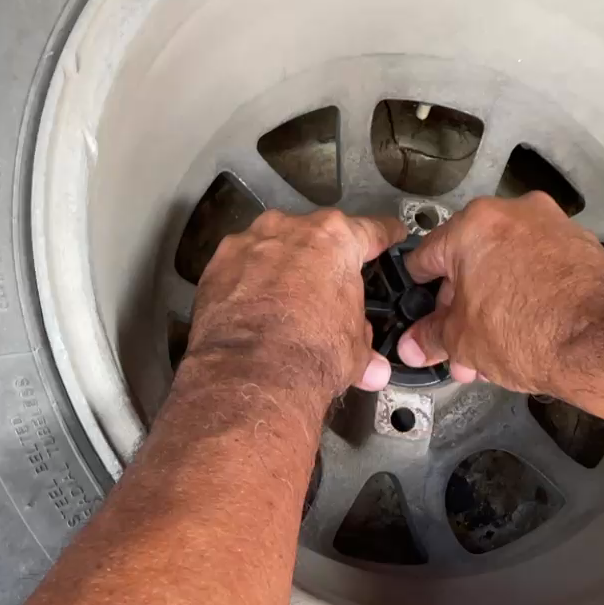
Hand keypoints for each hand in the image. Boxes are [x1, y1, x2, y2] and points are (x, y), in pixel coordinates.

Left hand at [188, 209, 408, 394]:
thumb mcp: (354, 352)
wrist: (251, 374)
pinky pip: (239, 269)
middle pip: (315, 237)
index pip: (370, 230)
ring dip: (280, 270)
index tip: (387, 237)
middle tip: (324, 292)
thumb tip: (373, 368)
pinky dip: (246, 285)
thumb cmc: (309, 355)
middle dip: (321, 261)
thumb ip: (364, 347)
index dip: (383, 237)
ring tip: (283, 306)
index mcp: (335, 239)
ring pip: (272, 249)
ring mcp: (248, 243)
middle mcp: (291, 229)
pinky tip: (251, 312)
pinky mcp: (216, 265)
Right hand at [397, 194, 603, 397]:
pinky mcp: (583, 247)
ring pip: (505, 266)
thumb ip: (431, 337)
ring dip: (491, 303)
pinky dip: (526, 296)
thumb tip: (417, 343)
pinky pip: (539, 270)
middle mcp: (514, 215)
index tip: (419, 313)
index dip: (416, 294)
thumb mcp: (461, 341)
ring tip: (490, 347)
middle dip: (459, 306)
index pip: (424, 258)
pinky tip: (524, 332)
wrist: (602, 342)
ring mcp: (553, 227)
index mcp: (473, 226)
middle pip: (469, 261)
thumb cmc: (533, 330)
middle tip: (455, 340)